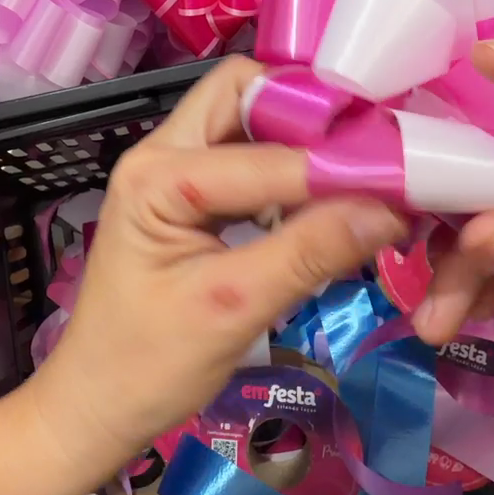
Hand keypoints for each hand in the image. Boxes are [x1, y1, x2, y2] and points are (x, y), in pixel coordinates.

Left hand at [24, 58, 407, 480]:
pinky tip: (318, 195)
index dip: (331, 160)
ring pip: (241, 117)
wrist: (95, 401)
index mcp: (157, 175)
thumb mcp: (233, 310)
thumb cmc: (148, 363)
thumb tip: (390, 210)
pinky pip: (241, 153)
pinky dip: (283, 164)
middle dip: (304, 112)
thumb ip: (309, 253)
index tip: (398, 173)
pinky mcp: (186, 191)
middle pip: (239, 93)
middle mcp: (160, 152)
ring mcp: (170, 167)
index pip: (261, 151)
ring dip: (296, 135)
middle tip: (366, 149)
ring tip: (354, 169)